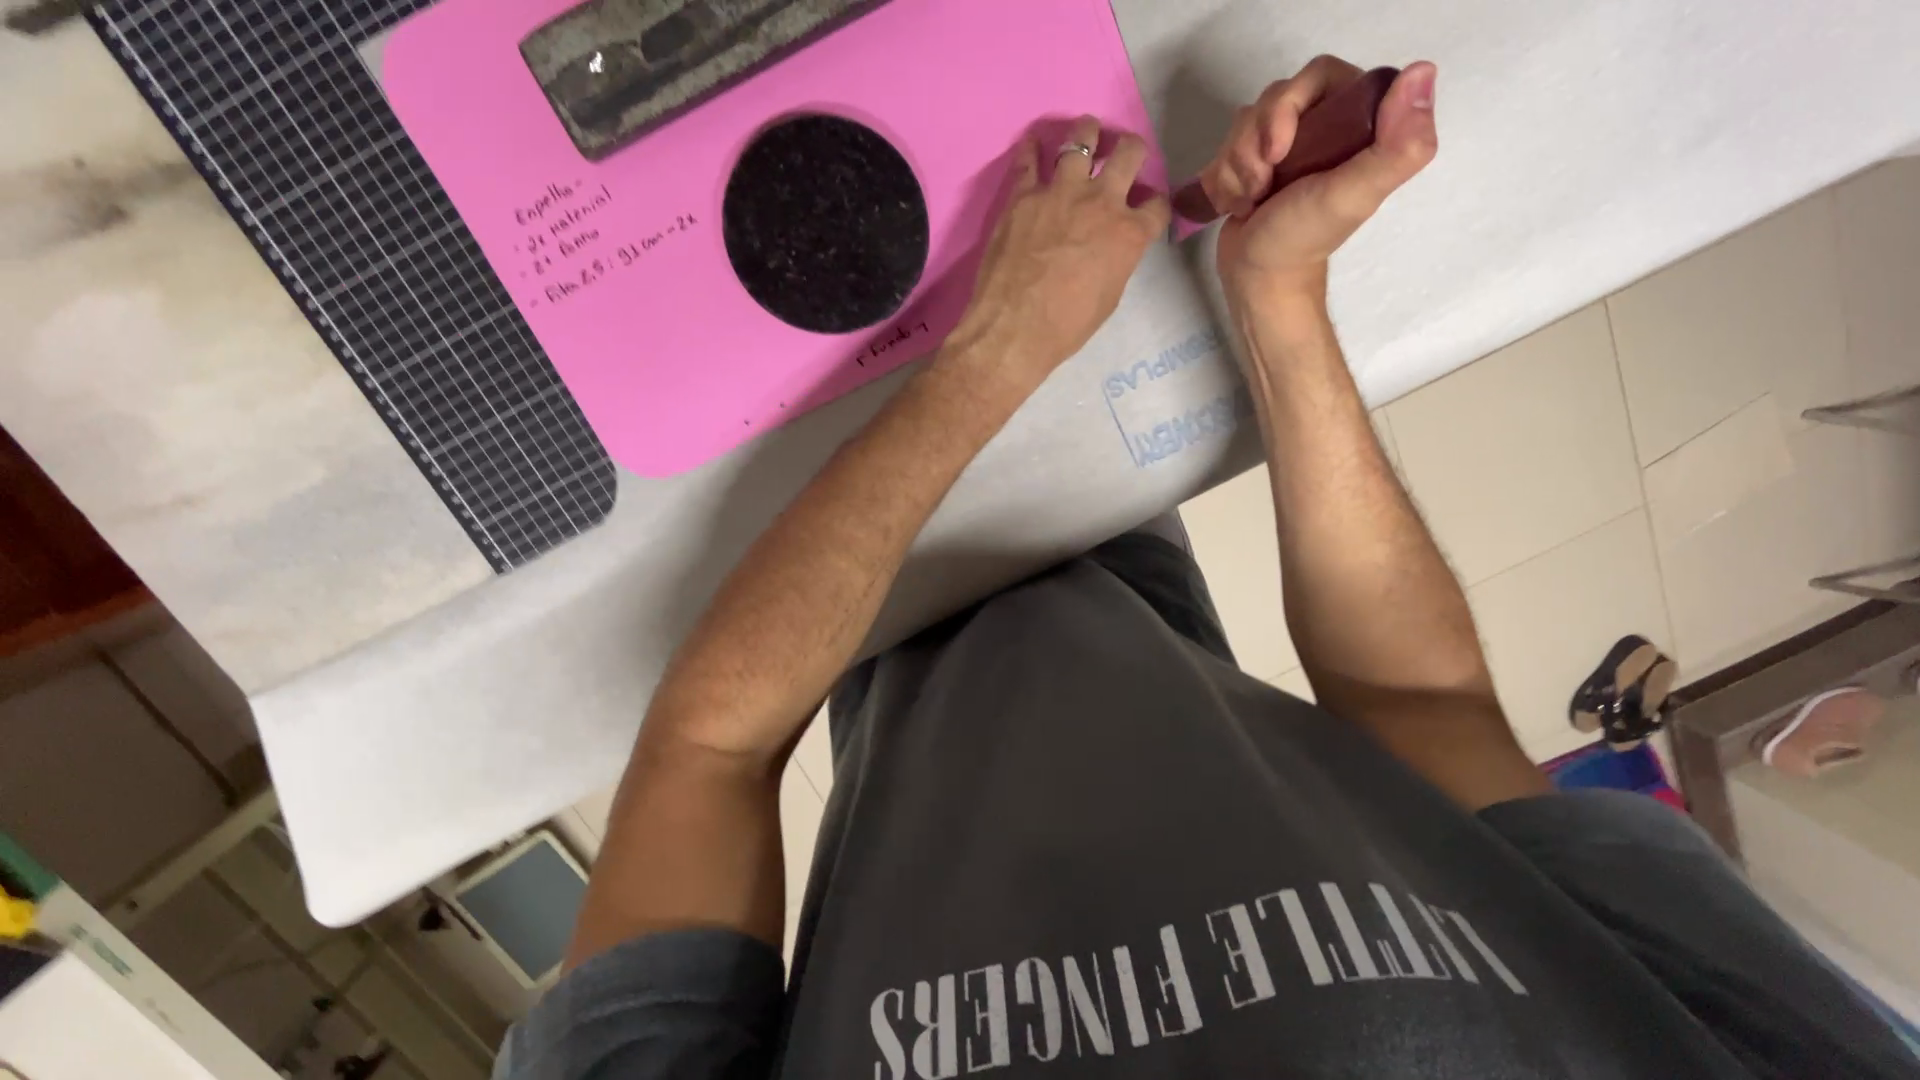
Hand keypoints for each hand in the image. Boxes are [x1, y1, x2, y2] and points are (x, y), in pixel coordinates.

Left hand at [950, 116, 1170, 383]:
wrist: (1014, 328)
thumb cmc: (1066, 326)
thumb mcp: (1109, 299)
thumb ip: (1117, 262)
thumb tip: (1112, 251)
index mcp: (1129, 234)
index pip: (1157, 204)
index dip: (1156, 204)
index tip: (1149, 206)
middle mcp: (1101, 202)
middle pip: (1128, 154)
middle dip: (1131, 150)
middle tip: (1124, 154)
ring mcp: (1060, 192)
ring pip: (1081, 139)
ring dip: (1087, 133)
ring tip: (1086, 133)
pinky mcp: (1023, 194)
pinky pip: (1029, 160)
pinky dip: (1032, 149)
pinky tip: (1034, 144)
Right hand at [1205, 58, 1437, 303]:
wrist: (1258, 278)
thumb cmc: (1304, 237)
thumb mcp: (1355, 194)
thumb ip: (1397, 144)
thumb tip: (1422, 70)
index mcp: (1357, 123)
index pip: (1320, 74)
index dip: (1289, 103)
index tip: (1280, 148)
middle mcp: (1323, 127)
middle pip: (1275, 97)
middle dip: (1255, 142)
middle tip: (1262, 182)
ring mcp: (1286, 146)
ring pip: (1245, 123)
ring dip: (1239, 167)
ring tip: (1251, 200)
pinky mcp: (1253, 164)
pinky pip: (1225, 149)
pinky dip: (1225, 180)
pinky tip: (1239, 205)